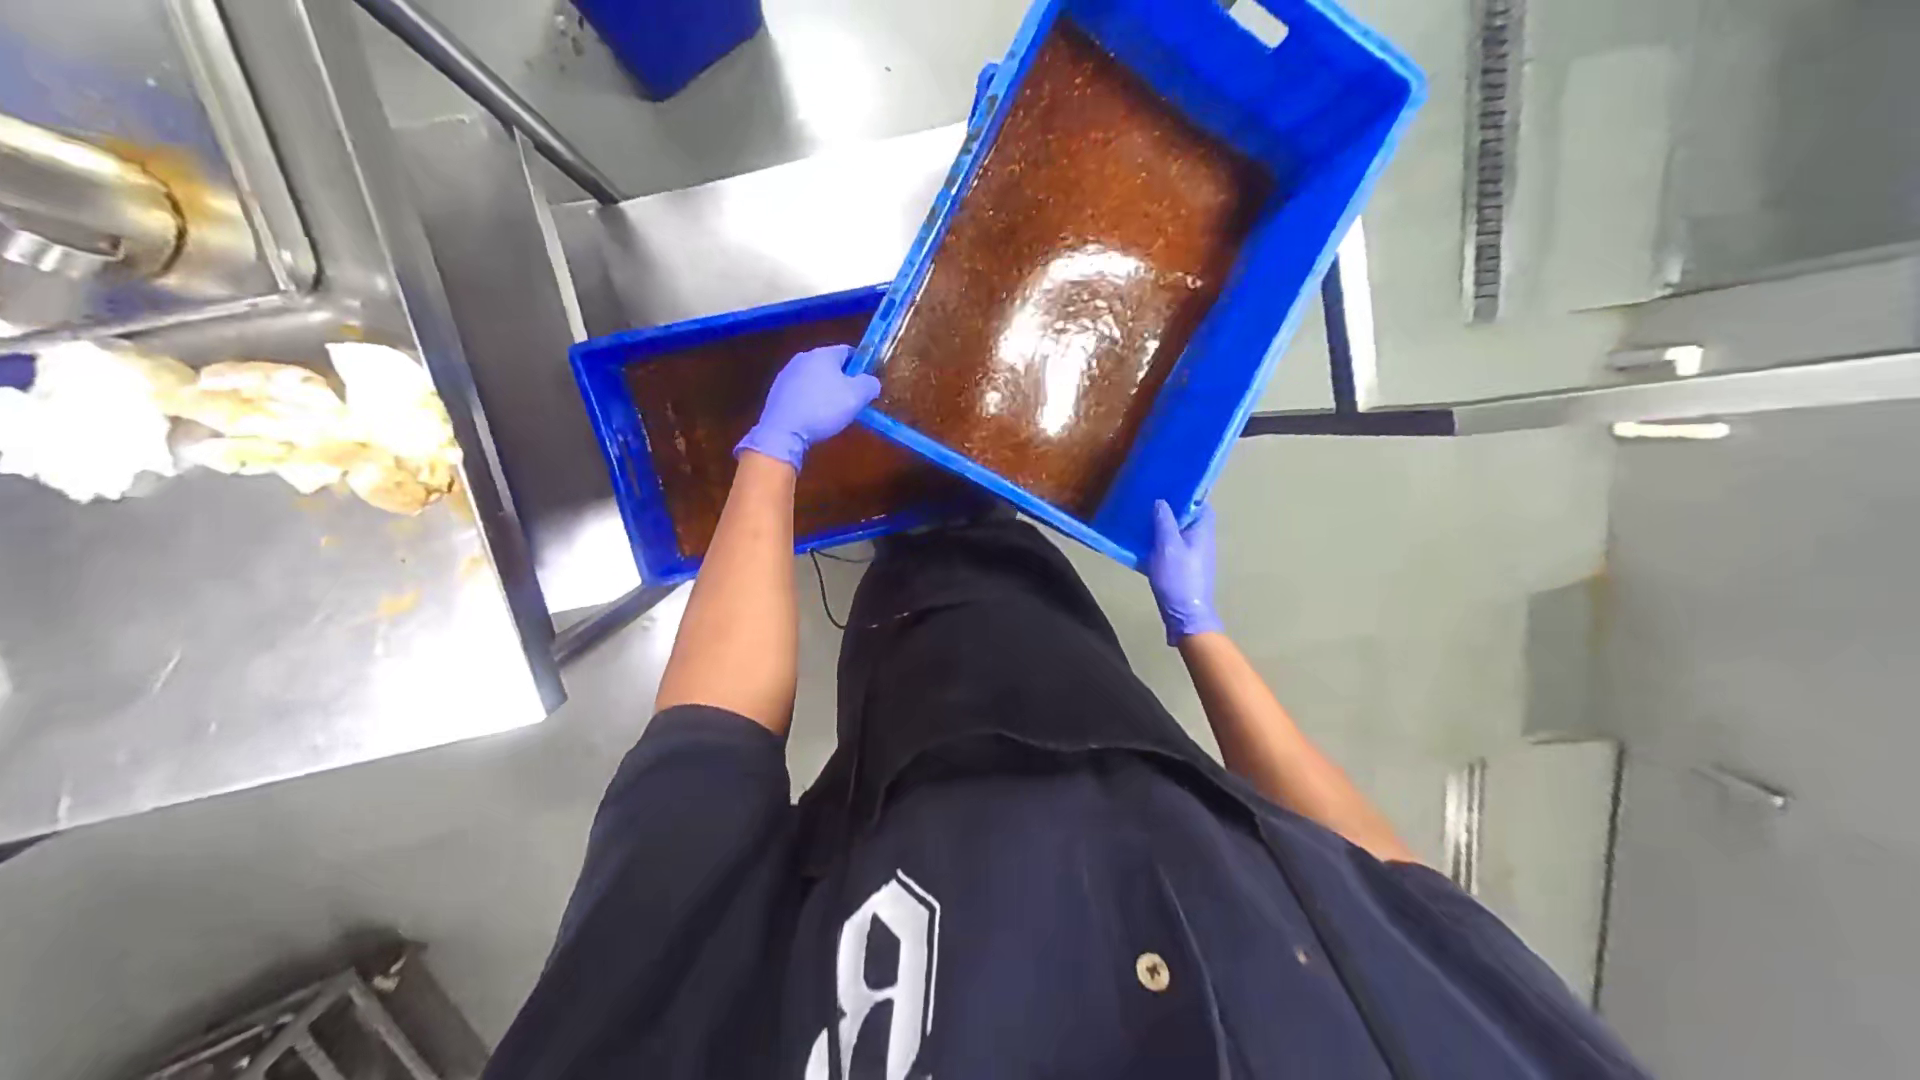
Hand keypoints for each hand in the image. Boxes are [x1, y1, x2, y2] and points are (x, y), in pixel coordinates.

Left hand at [734, 345, 879, 469]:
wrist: (783, 431)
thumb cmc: (824, 409)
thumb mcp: (857, 397)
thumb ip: (870, 384)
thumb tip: (871, 382)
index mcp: (823, 354)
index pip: (848, 351)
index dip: (861, 366)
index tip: (867, 382)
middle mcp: (803, 357)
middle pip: (830, 365)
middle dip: (843, 380)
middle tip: (853, 399)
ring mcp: (786, 374)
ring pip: (814, 379)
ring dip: (825, 390)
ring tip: (833, 411)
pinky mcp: (777, 392)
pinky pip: (801, 392)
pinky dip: (810, 400)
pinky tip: (814, 417)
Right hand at [1149, 499, 1222, 645]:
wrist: (1185, 615)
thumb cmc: (1178, 577)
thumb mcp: (1167, 546)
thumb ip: (1164, 521)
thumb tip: (1161, 501)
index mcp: (1203, 530)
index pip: (1199, 503)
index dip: (1185, 493)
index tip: (1165, 485)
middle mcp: (1202, 539)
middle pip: (1187, 517)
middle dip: (1169, 509)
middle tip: (1147, 500)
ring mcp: (1193, 555)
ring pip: (1177, 533)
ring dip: (1161, 526)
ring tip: (1140, 518)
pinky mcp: (1183, 568)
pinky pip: (1171, 548)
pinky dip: (1159, 543)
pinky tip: (1141, 543)